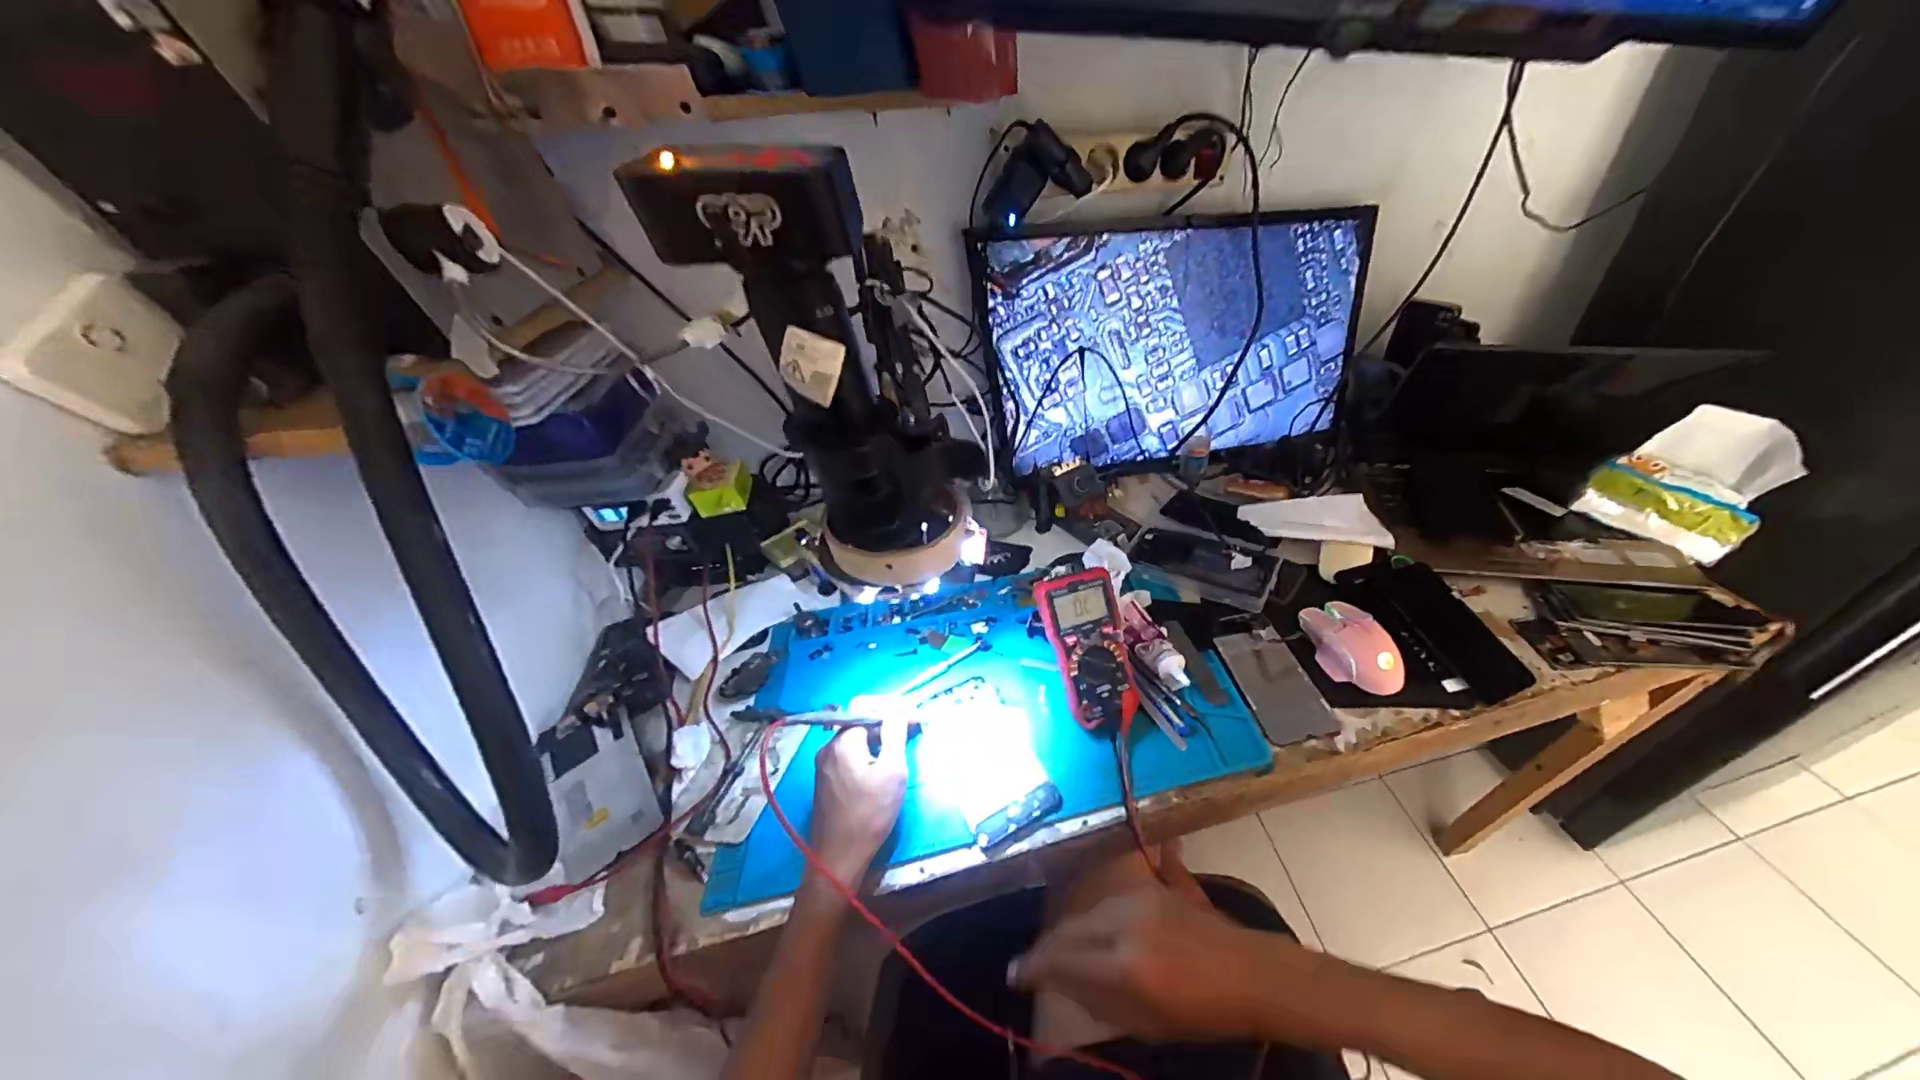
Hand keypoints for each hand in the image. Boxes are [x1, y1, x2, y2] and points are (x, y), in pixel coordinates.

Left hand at [808, 715, 908, 885]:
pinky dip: (867, 751)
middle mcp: (828, 747)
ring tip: (901, 742)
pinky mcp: (826, 780)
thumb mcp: (892, 772)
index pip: (870, 709)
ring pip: (855, 738)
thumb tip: (898, 710)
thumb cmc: (870, 814)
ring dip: (878, 736)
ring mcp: (824, 764)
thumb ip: (895, 735)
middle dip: (887, 721)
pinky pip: (849, 754)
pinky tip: (881, 760)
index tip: (918, 718)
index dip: (895, 710)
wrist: (838, 858)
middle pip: (861, 722)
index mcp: (843, 741)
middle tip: (912, 727)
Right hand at [1011, 887, 1307, 1041]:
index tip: (1016, 974)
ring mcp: (1138, 901)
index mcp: (1124, 967)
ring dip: (1070, 931)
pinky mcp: (1152, 888)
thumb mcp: (1147, 1023)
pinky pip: (1108, 902)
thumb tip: (1060, 980)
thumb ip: (1098, 999)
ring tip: (1062, 948)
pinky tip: (1091, 928)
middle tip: (1033, 962)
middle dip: (1047, 946)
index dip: (1034, 966)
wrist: (1252, 973)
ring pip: (1086, 912)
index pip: (1061, 959)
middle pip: (1068, 929)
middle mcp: (1124, 925)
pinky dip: (1094, 918)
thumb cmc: (1204, 1014)